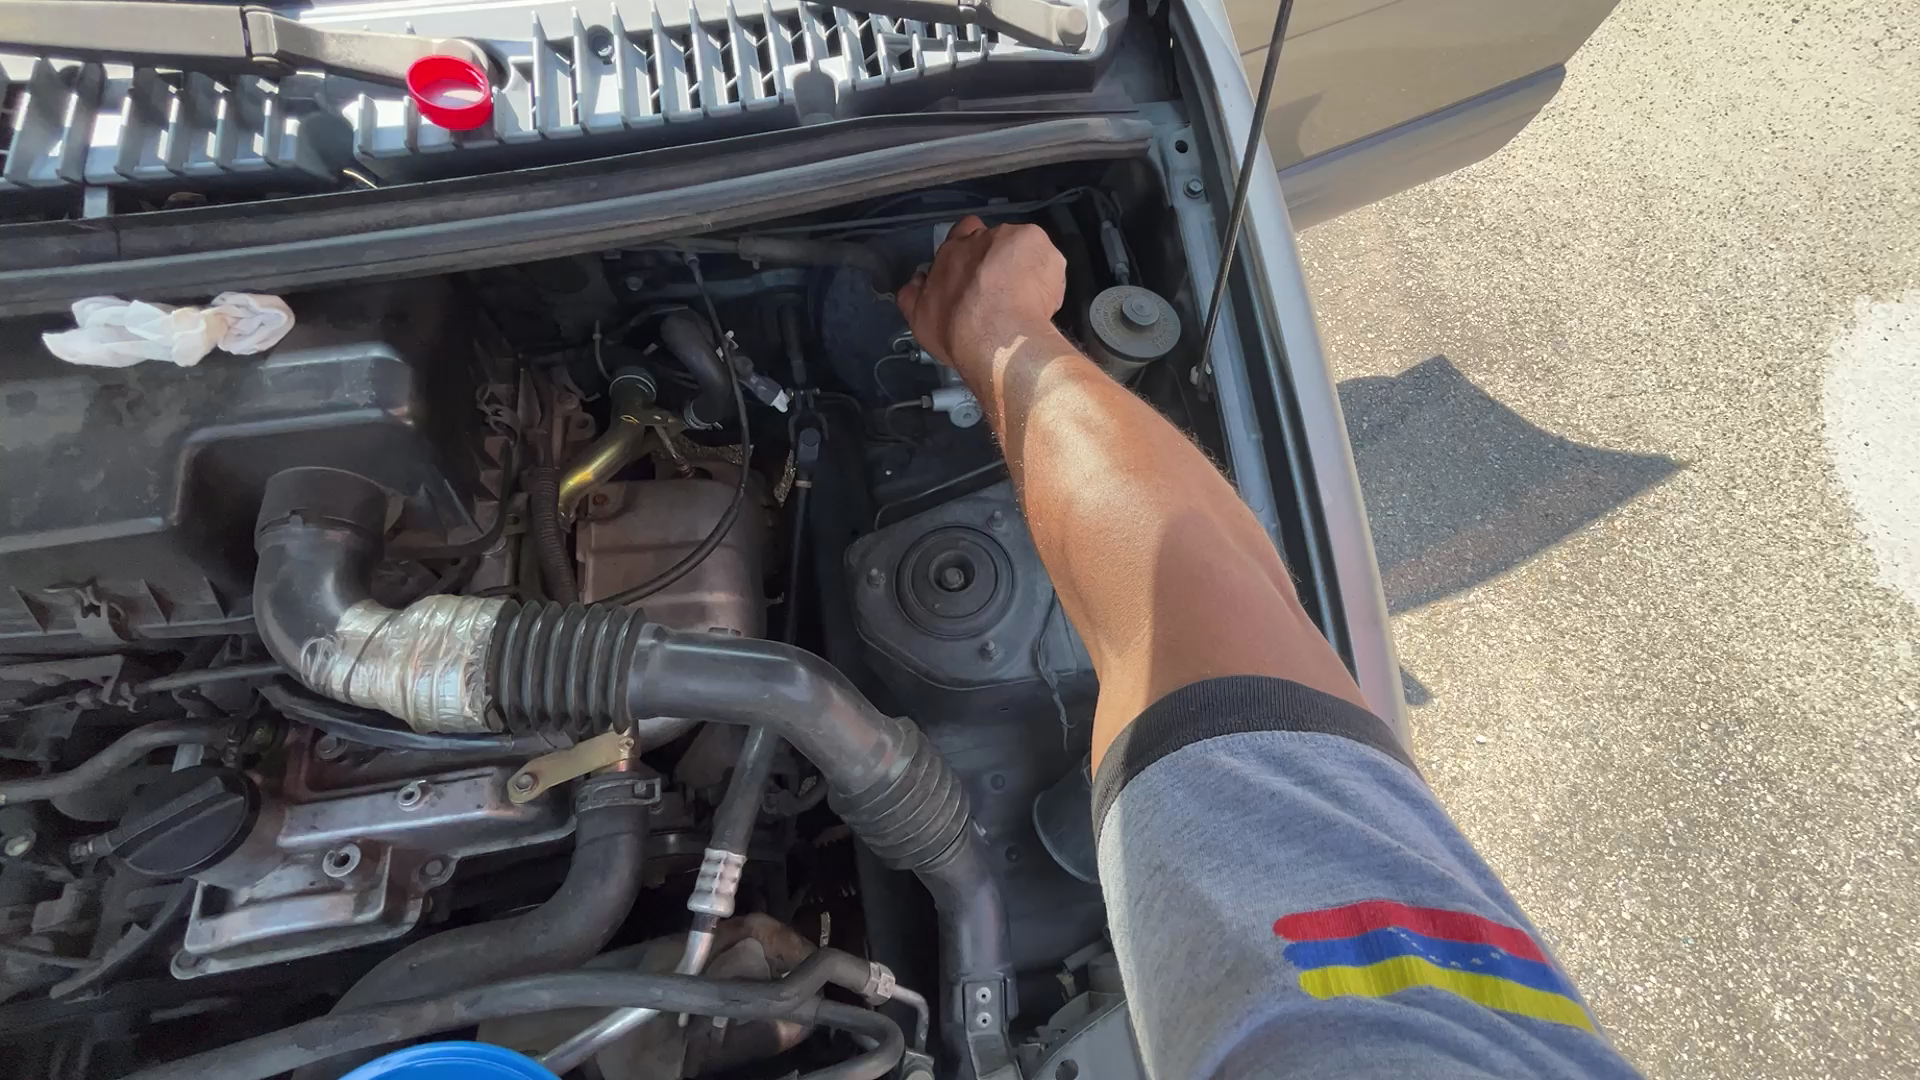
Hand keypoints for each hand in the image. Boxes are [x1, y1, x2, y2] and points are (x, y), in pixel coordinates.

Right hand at [896, 216, 1067, 388]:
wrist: (997, 337)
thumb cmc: (958, 332)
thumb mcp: (920, 320)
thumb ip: (913, 296)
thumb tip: (914, 284)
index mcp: (951, 253)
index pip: (961, 234)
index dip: (971, 252)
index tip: (976, 273)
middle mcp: (980, 238)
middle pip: (993, 240)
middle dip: (998, 260)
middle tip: (1002, 290)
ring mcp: (1011, 238)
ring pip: (1021, 247)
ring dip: (1023, 266)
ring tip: (1025, 298)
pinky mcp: (1039, 245)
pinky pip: (1046, 258)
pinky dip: (1046, 276)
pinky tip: (1041, 300)